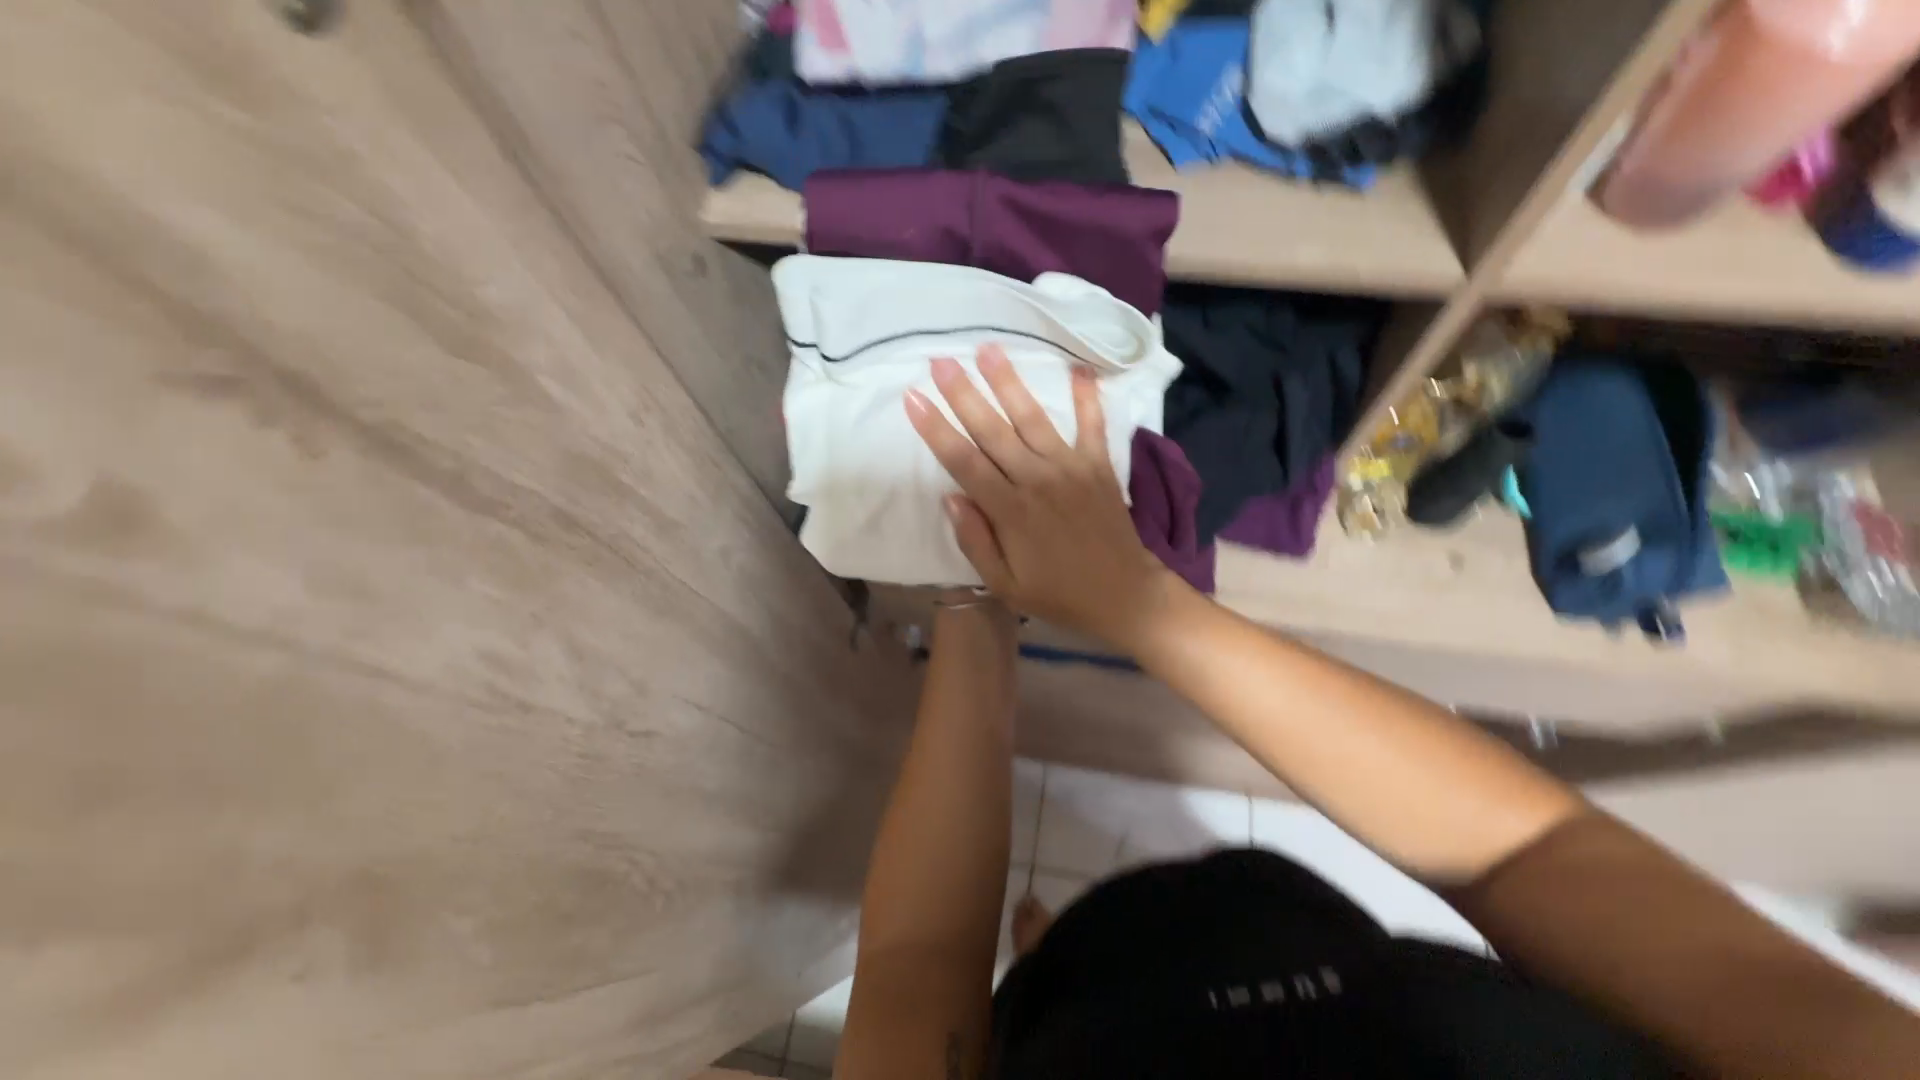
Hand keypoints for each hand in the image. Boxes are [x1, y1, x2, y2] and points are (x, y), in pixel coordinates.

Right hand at [904, 344, 1180, 651]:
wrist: (1124, 595)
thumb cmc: (1058, 594)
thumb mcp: (1005, 584)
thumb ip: (975, 540)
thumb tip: (950, 497)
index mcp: (1010, 510)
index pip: (963, 461)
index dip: (936, 429)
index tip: (913, 399)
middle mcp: (1037, 479)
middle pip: (993, 430)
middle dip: (963, 394)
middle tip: (940, 361)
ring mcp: (1071, 468)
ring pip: (1033, 417)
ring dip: (1009, 382)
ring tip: (988, 348)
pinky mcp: (1099, 465)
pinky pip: (1093, 425)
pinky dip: (1087, 398)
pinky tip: (1079, 369)